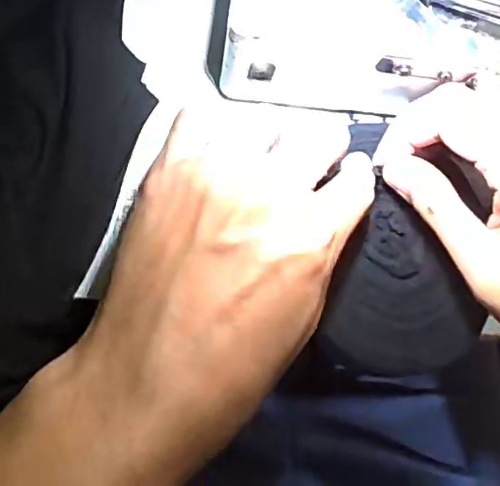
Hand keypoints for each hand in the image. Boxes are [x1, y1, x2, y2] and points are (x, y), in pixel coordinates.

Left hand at [0, 107, 374, 485]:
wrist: (141, 385)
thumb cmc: (230, 368)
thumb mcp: (306, 315)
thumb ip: (326, 247)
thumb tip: (335, 207)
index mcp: (310, 235)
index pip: (357, 177)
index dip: (356, 177)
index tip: (347, 176)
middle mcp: (269, 193)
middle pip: (321, 134)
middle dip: (324, 147)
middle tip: (310, 160)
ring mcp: (217, 174)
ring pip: (267, 117)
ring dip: (273, 136)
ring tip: (262, 152)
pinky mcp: (171, 169)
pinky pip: (201, 114)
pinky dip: (214, 123)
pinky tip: (216, 143)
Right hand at [373, 84, 499, 388]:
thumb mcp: (488, 270)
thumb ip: (437, 209)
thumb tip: (396, 168)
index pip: (451, 110)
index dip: (407, 130)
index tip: (385, 167)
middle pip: (465, 101)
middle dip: (420, 125)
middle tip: (394, 167)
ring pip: (482, 112)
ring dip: (441, 130)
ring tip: (414, 169)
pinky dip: (466, 140)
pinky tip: (450, 171)